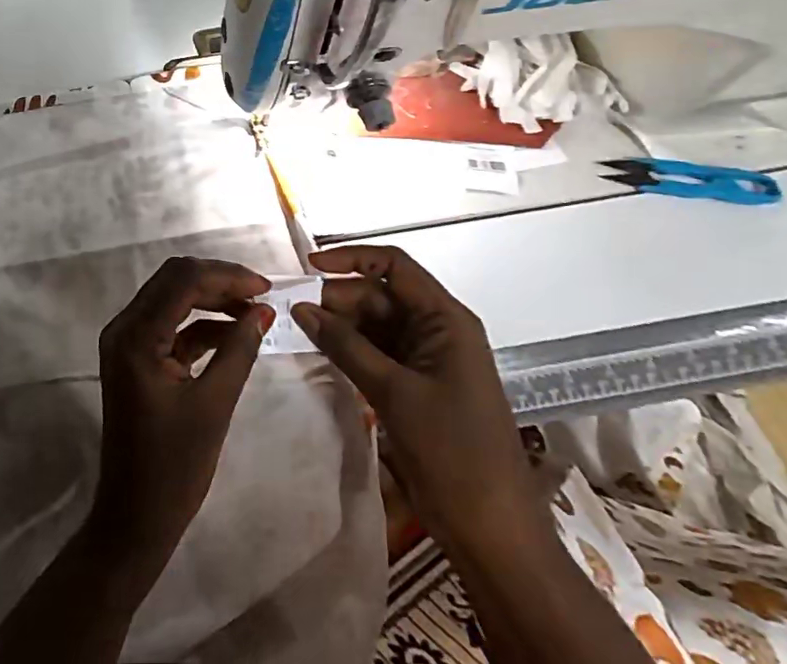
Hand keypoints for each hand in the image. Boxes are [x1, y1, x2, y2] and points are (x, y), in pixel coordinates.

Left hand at [90, 257, 273, 559]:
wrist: (135, 518)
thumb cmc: (174, 466)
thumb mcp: (215, 403)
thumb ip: (239, 349)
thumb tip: (264, 310)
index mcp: (135, 336)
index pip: (183, 279)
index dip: (227, 275)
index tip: (266, 288)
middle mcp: (124, 329)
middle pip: (175, 280)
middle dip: (220, 281)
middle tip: (262, 296)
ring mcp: (129, 344)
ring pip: (174, 298)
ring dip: (213, 299)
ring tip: (255, 312)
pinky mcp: (139, 360)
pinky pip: (173, 326)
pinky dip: (204, 324)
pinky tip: (236, 334)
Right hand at [291, 246, 530, 548]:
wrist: (491, 527)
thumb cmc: (451, 451)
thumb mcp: (394, 393)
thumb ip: (346, 346)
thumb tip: (302, 309)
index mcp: (446, 318)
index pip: (395, 266)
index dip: (352, 258)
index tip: (308, 266)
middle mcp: (438, 329)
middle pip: (382, 295)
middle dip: (340, 298)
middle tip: (295, 313)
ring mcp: (428, 358)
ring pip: (378, 325)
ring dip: (343, 326)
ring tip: (301, 331)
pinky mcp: (417, 385)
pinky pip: (380, 353)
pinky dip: (352, 351)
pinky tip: (323, 353)